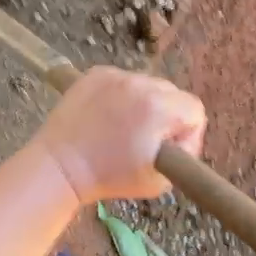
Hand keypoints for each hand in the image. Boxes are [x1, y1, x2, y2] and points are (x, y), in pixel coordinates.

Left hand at [32, 66, 206, 203]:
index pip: (195, 111)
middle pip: (172, 94)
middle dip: (165, 116)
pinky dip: (119, 96)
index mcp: (160, 107)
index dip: (186, 135)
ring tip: (121, 128)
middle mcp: (140, 83)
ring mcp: (116, 75)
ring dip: (143, 104)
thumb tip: (180, 140)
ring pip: (147, 85)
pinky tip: (106, 116)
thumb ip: (184, 156)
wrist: (60, 166)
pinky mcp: (95, 74)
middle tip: (142, 140)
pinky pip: (122, 81)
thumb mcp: (160, 181)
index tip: (165, 150)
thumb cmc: (110, 178)